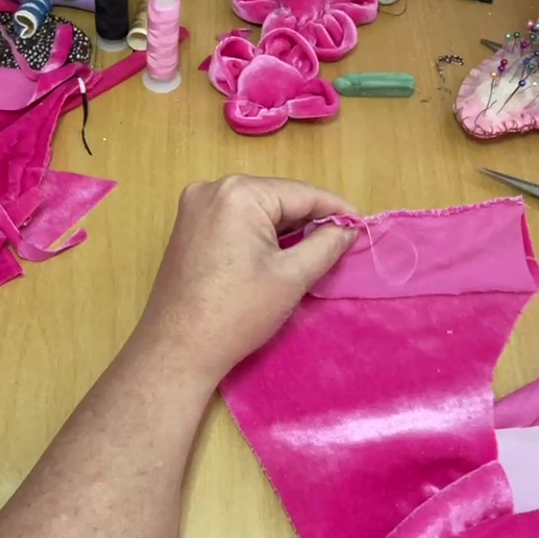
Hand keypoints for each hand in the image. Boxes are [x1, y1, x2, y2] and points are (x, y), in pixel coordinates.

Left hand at [129, 175, 356, 385]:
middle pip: (276, 197)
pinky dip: (259, 233)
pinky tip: (279, 251)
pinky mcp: (187, 227)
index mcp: (238, 193)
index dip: (336, 210)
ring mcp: (194, 207)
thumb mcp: (291, 277)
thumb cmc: (236, 313)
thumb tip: (348, 228)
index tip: (362, 225)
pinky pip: (234, 220)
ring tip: (316, 248)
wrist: (176, 348)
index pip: (301, 193)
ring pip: (256, 209)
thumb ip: (325, 245)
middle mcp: (211, 189)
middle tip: (342, 241)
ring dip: (285, 226)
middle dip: (309, 218)